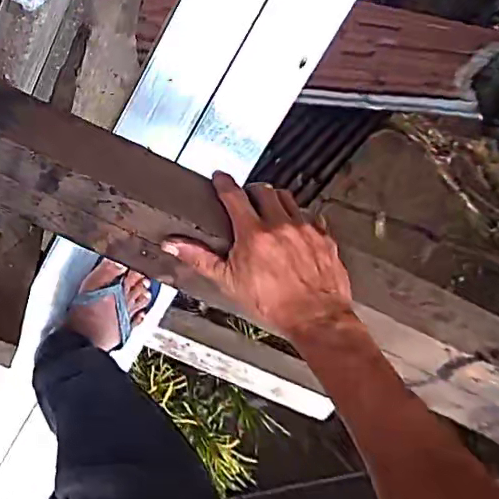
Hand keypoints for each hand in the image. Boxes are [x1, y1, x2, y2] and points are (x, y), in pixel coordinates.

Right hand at [164, 173, 357, 344]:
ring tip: (270, 211)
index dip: (223, 182)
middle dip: (252, 191)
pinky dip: (301, 218)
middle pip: (263, 190)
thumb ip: (200, 258)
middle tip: (246, 199)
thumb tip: (174, 245)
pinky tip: (296, 229)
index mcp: (253, 233)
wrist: (316, 320)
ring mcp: (304, 229)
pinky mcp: (323, 237)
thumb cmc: (274, 304)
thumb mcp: (228, 281)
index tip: (220, 178)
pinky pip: (311, 216)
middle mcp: (279, 225)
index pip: (233, 194)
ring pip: (288, 198)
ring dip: (276, 200)